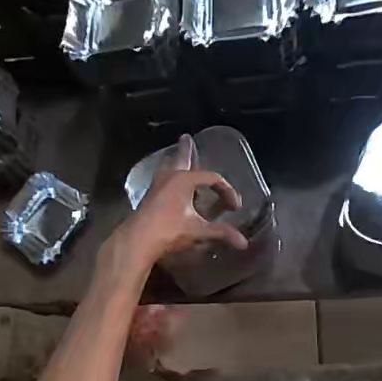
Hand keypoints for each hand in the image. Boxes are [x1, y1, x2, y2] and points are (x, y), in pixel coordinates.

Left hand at [105, 136, 250, 272]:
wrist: (137, 241)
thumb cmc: (169, 230)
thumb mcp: (198, 231)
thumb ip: (221, 233)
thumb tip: (244, 243)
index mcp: (184, 179)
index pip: (212, 178)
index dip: (226, 190)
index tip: (234, 206)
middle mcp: (170, 177)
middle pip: (182, 159)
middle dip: (187, 150)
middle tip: (186, 137)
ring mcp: (157, 186)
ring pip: (168, 167)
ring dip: (175, 161)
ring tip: (175, 155)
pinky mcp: (149, 197)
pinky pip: (162, 178)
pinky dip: (169, 175)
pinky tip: (169, 182)